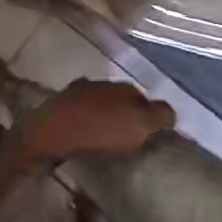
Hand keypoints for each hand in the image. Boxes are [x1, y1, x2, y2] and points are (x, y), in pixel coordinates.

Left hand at [14, 81, 175, 161]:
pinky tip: (86, 131)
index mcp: (127, 89)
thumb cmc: (98, 131)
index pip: (150, 102)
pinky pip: (83, 110)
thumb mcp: (138, 125)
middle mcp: (106, 84)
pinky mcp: (63, 102)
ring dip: (108, 115)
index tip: (153, 136)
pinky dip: (88, 118)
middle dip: (130, 114)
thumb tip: (170, 112)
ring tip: (107, 135)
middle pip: (126, 100)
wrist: (50, 131)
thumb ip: (159, 116)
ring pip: (104, 103)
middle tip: (131, 137)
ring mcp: (82, 91)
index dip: (154, 119)